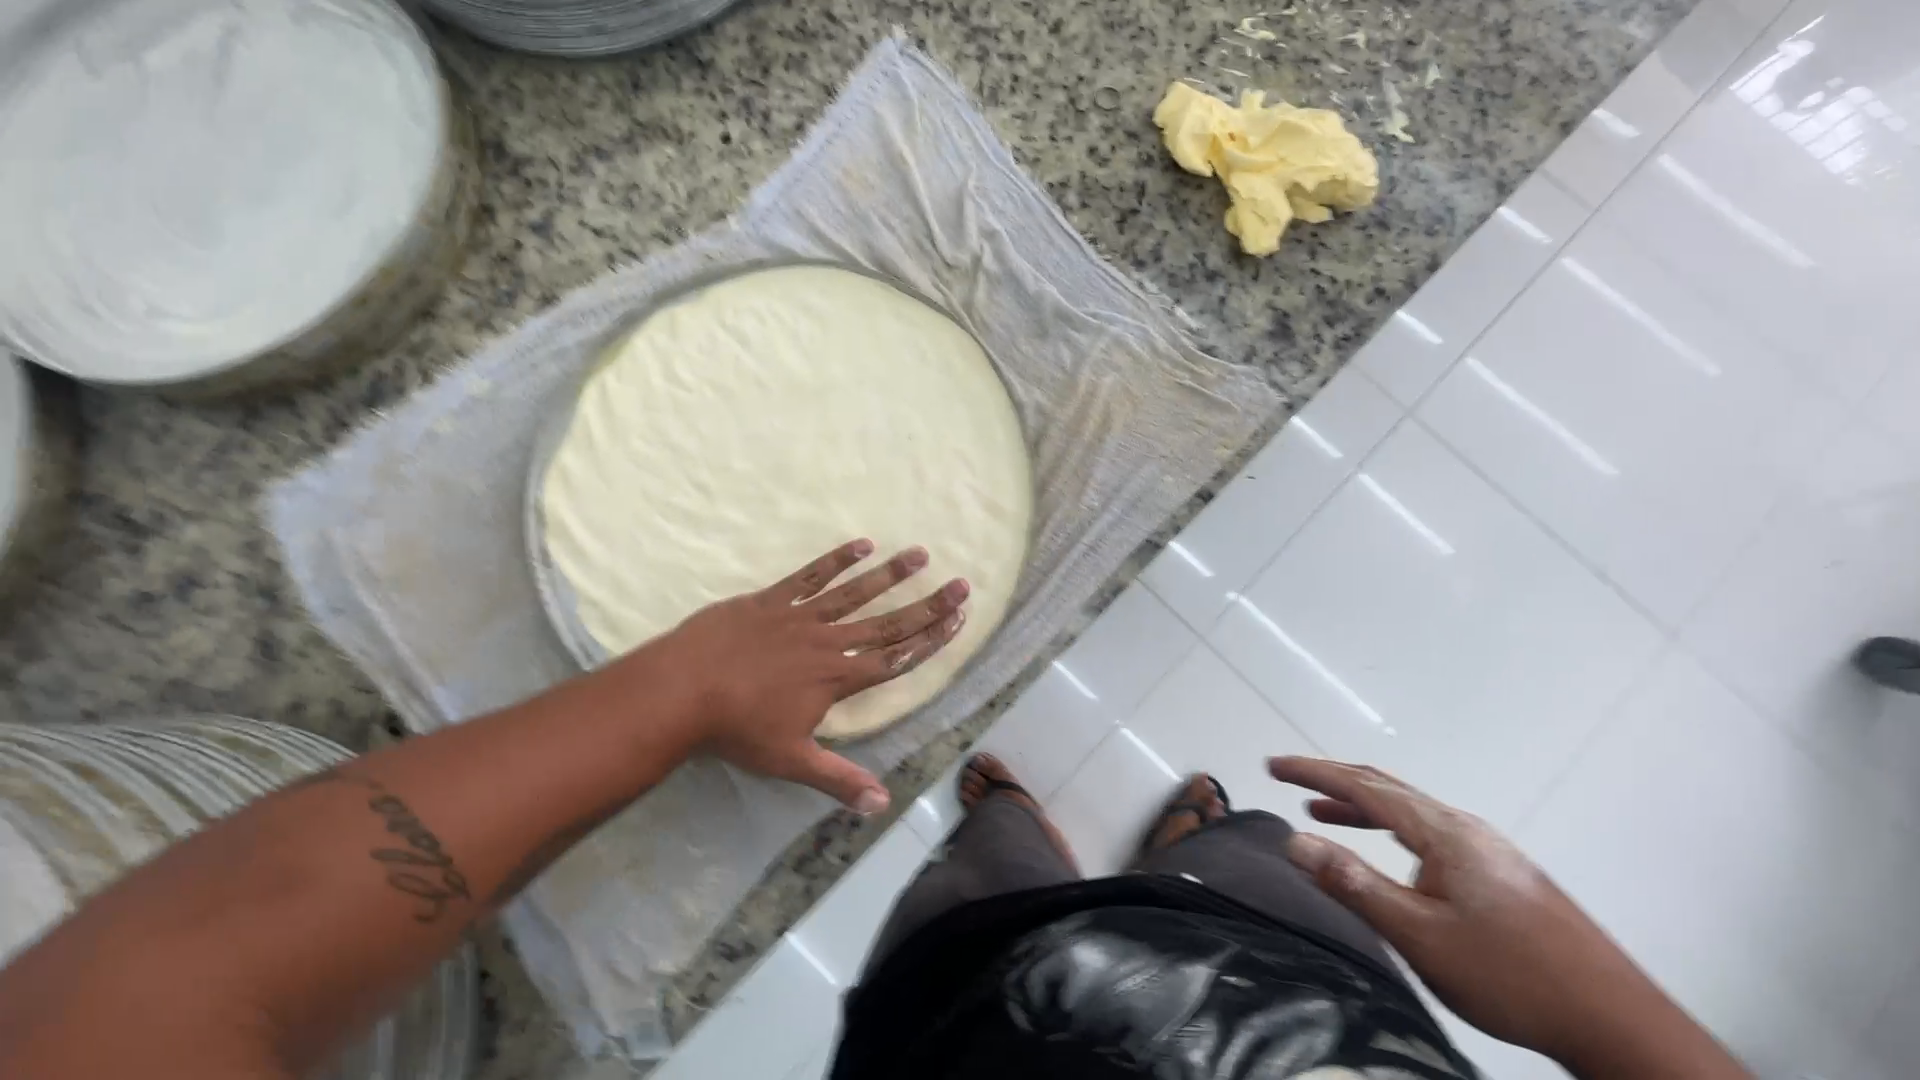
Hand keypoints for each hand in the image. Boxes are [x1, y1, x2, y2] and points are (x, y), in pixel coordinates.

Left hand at [642, 539, 968, 815]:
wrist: (681, 690)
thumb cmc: (736, 729)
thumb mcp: (790, 761)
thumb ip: (838, 780)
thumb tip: (881, 805)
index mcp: (836, 679)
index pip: (896, 658)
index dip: (931, 640)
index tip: (959, 618)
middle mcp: (826, 642)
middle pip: (887, 622)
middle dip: (927, 605)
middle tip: (960, 585)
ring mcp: (798, 617)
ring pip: (854, 592)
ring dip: (890, 574)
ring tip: (920, 555)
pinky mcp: (770, 600)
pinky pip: (810, 576)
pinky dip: (837, 561)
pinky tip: (860, 545)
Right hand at [1268, 757, 1723, 1071]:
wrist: (1613, 1018)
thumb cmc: (1506, 973)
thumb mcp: (1417, 933)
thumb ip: (1352, 884)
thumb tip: (1294, 840)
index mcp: (1442, 831)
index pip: (1363, 786)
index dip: (1313, 772)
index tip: (1271, 766)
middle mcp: (1464, 828)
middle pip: (1387, 788)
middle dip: (1333, 780)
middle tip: (1288, 778)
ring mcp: (1487, 850)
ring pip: (1410, 812)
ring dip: (1361, 807)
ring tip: (1322, 815)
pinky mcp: (1500, 874)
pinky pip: (1429, 833)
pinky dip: (1391, 829)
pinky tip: (1392, 857)